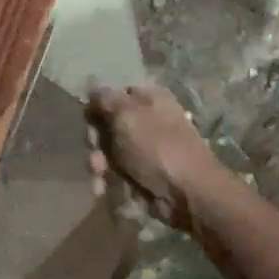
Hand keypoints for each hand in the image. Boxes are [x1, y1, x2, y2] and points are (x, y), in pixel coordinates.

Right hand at [86, 84, 224, 227]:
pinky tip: (104, 189)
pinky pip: (119, 172)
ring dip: (100, 164)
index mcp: (150, 98)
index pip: (114, 96)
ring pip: (111, 151)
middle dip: (97, 142)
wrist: (187, 192)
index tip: (91, 123)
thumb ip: (105, 99)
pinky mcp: (145, 172)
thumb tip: (92, 87)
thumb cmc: (157, 147)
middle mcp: (149, 120)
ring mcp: (148, 148)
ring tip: (100, 178)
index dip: (98, 109)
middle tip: (96, 154)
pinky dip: (110, 180)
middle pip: (110, 125)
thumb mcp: (127, 115)